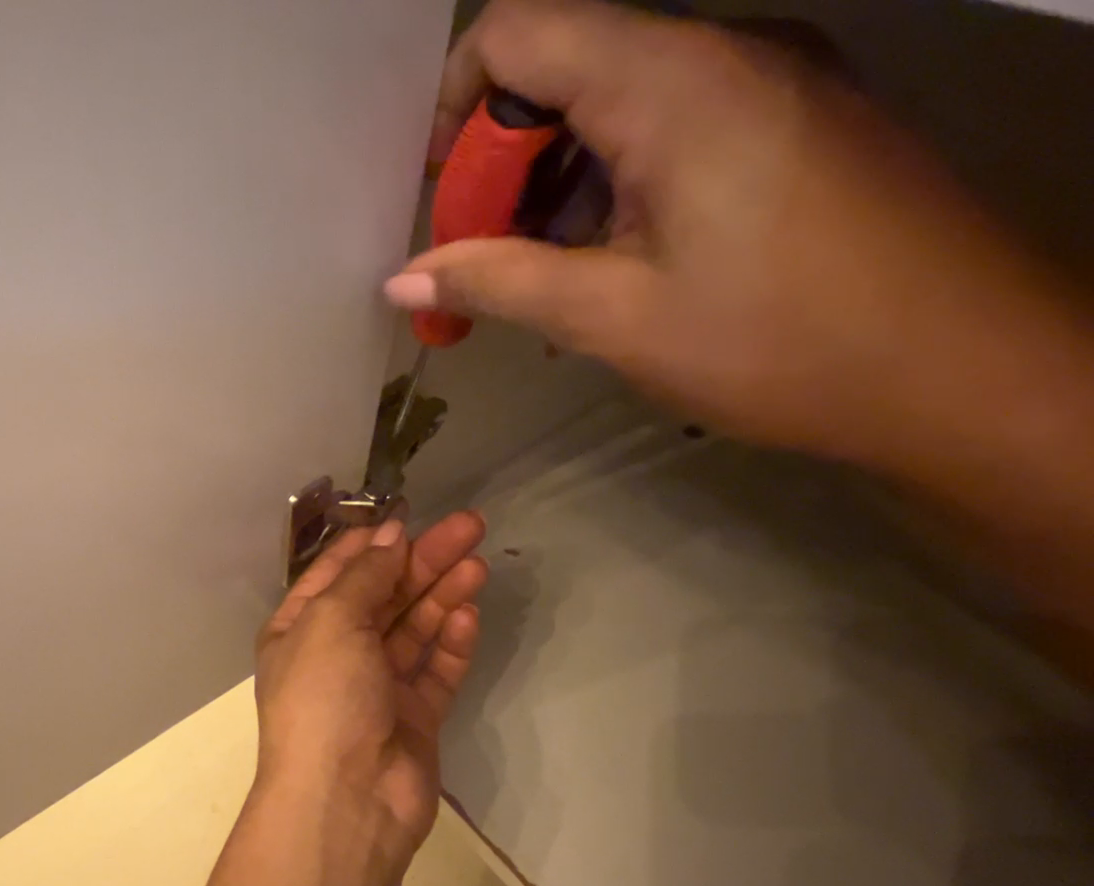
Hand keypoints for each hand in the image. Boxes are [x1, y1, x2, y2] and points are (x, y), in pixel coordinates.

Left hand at [252, 510, 487, 857]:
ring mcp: (376, 686)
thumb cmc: (323, 697)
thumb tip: (390, 536)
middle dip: (423, 560)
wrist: (344, 799)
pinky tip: (469, 612)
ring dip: (443, 593)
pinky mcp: (414, 716)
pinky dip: (451, 642)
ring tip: (479, 561)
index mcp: (299, 629)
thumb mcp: (330, 622)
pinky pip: (435, 669)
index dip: (372, 543)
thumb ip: (365, 577)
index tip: (410, 515)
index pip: (337, 573)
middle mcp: (335, 653)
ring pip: (414, 627)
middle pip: (384, 594)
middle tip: (471, 526)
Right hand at [384, 0, 1088, 470]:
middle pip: (561, 67)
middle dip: (499, 163)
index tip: (443, 198)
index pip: (518, 32)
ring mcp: (767, 80)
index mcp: (674, 83)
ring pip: (611, 99)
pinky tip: (603, 264)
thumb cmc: (780, 342)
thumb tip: (400, 282)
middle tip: (479, 261)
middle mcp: (723, 52)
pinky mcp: (792, 115)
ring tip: (539, 278)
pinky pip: (667, 122)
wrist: (968, 369)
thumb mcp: (613, 318)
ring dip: (551, 183)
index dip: (456, 107)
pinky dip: (609, 183)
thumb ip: (495, 284)